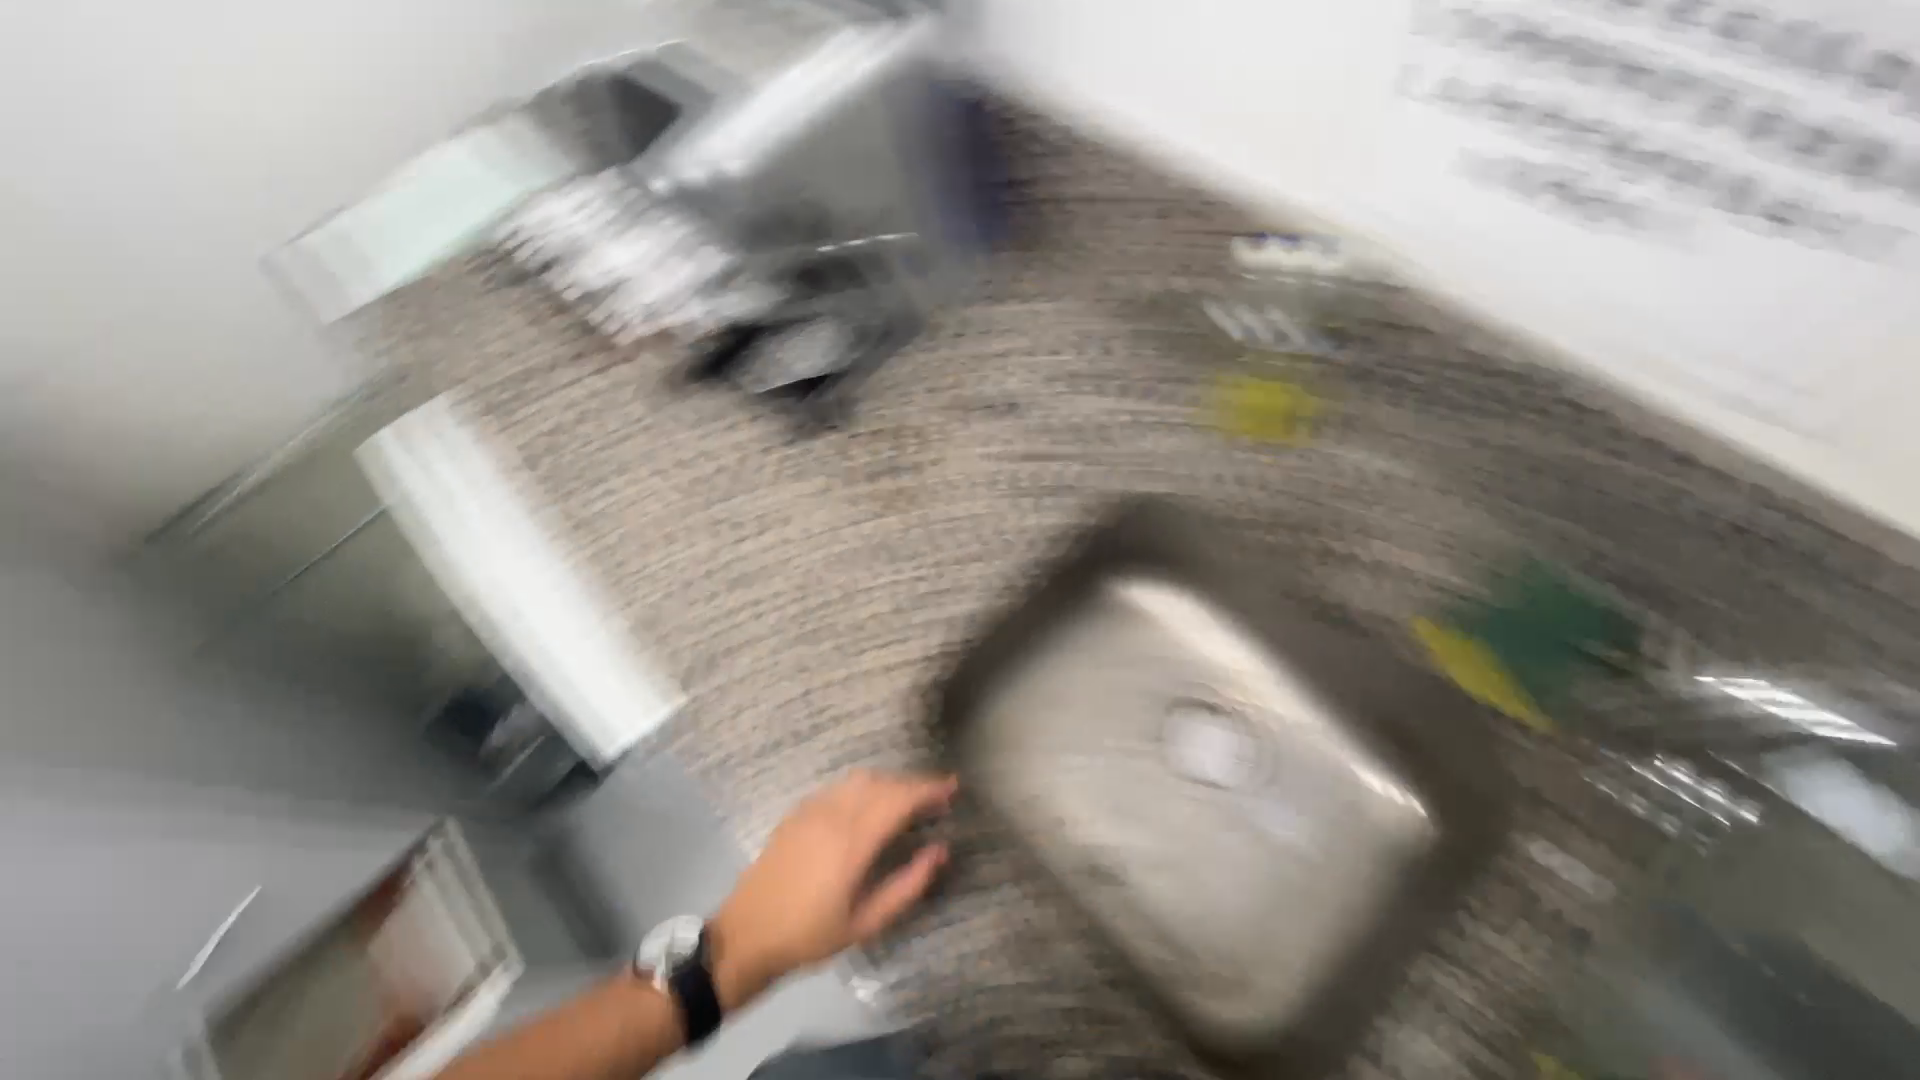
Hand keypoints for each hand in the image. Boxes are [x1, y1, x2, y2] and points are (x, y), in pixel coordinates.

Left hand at [709, 770, 956, 1001]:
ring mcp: (811, 810)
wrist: (746, 934)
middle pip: (882, 783)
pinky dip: (864, 787)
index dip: (929, 789)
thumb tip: (940, 850)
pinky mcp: (796, 813)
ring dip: (889, 783)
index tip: (953, 787)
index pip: (899, 799)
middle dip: (914, 784)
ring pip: (859, 780)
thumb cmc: (810, 935)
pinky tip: (870, 805)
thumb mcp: (866, 923)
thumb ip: (908, 885)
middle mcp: (833, 814)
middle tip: (938, 797)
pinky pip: (839, 787)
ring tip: (908, 800)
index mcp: (852, 841)